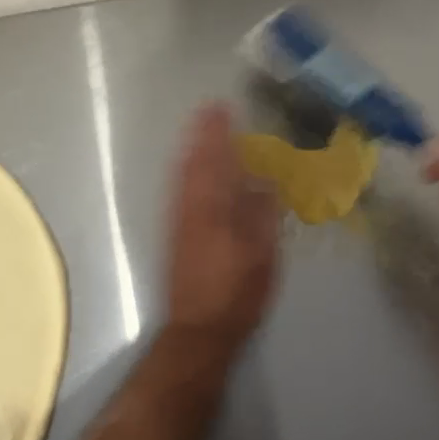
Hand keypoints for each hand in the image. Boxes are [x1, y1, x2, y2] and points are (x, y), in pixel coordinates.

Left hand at [165, 103, 280, 347]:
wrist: (197, 332)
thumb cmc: (236, 293)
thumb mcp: (261, 254)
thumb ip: (261, 213)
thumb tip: (264, 180)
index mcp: (214, 208)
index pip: (216, 160)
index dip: (218, 133)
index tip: (222, 107)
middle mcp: (191, 208)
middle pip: (193, 162)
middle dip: (201, 135)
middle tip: (210, 111)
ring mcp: (178, 222)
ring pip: (182, 175)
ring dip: (191, 150)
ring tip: (201, 133)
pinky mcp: (174, 236)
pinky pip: (178, 190)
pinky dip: (186, 171)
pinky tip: (192, 171)